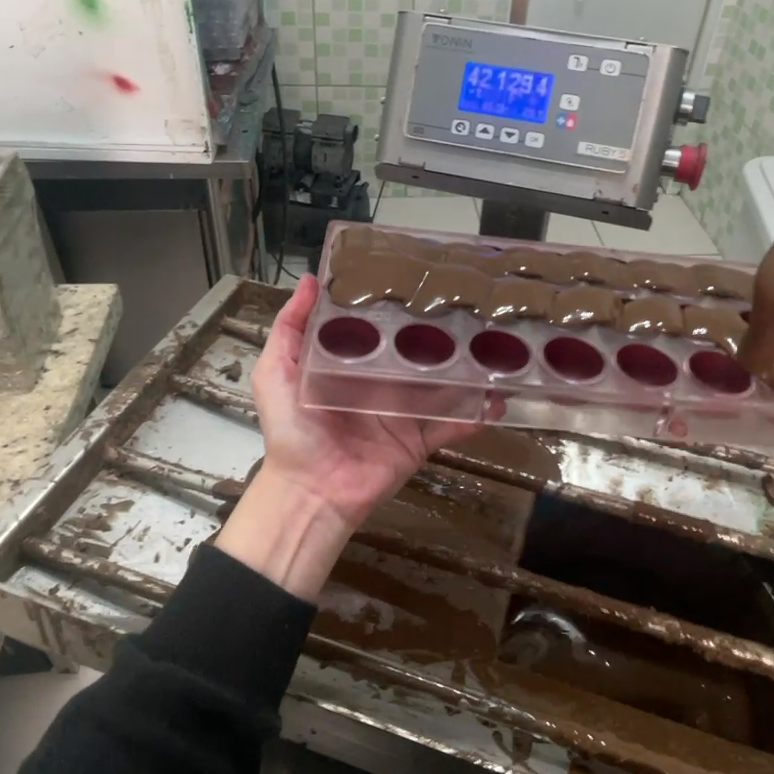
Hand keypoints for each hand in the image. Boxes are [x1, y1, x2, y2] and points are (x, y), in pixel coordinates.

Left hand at [217, 275, 483, 598]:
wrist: (309, 492)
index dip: (394, 310)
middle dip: (439, 335)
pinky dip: (475, 415)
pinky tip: (497, 398)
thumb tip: (309, 281)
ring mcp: (404, 414)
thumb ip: (289, 328)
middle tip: (470, 307)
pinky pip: (452, 426)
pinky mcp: (419, 441)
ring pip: (440, 386)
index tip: (419, 281)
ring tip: (495, 345)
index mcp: (348, 367)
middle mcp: (379, 385)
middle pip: (415, 355)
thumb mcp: (276, 372)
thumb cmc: (291, 430)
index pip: (376, 331)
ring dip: (465, 370)